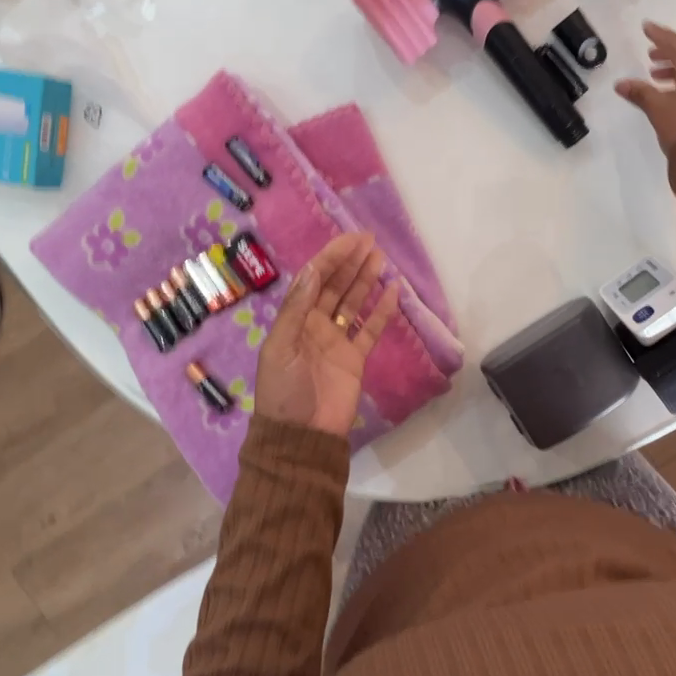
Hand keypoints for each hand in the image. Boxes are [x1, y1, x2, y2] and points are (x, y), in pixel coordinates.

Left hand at [253, 232, 400, 436]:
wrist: (301, 435)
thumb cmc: (284, 391)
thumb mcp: (281, 347)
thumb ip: (297, 309)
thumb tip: (312, 270)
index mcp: (294, 319)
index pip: (313, 280)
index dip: (331, 258)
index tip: (350, 240)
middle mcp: (315, 324)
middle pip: (334, 285)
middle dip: (349, 262)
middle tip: (369, 240)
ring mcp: (337, 340)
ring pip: (353, 302)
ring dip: (365, 279)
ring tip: (380, 257)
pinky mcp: (355, 358)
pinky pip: (371, 329)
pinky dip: (382, 310)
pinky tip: (394, 291)